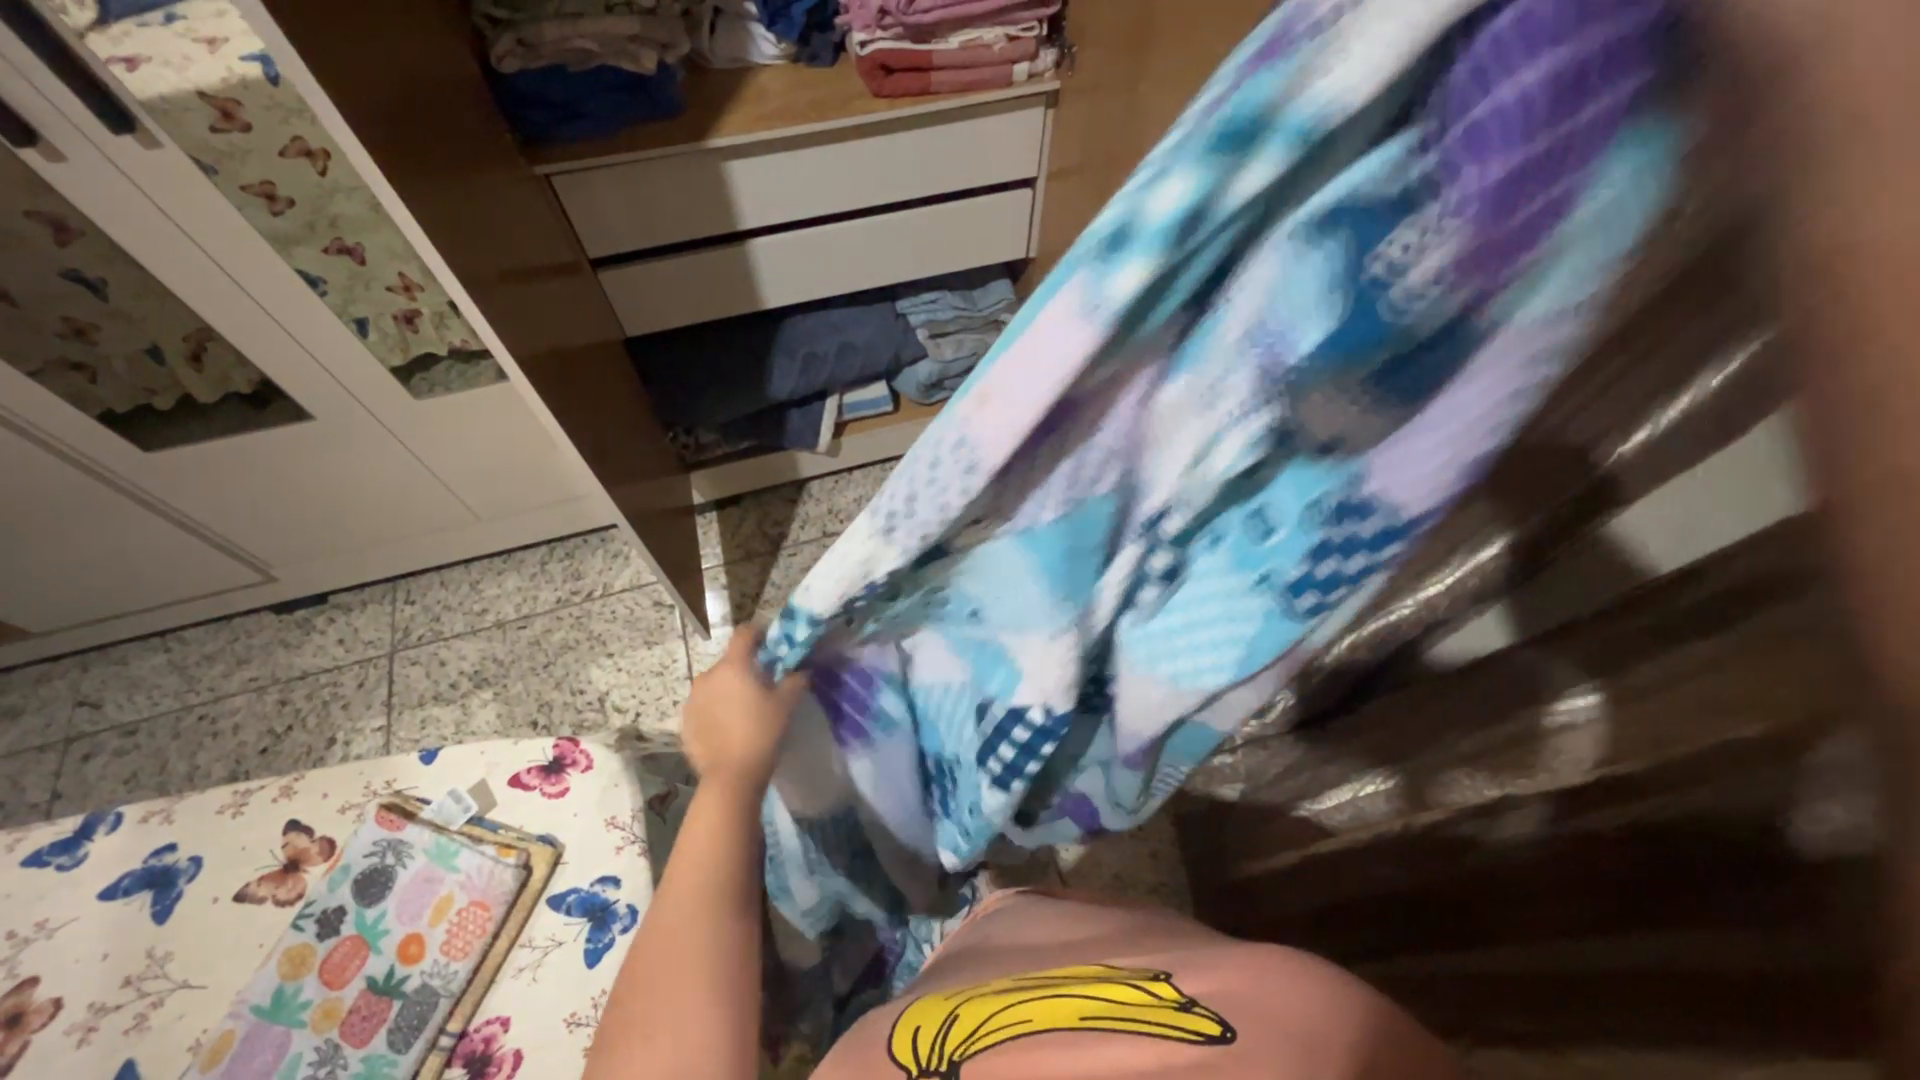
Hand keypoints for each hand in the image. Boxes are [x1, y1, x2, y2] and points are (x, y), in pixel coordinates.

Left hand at [681, 625, 808, 794]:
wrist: (731, 776)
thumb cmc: (762, 734)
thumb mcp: (786, 705)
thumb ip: (795, 680)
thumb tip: (801, 670)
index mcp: (733, 666)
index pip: (744, 634)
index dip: (758, 634)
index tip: (770, 644)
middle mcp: (707, 676)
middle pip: (729, 663)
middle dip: (744, 670)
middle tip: (762, 688)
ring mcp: (692, 699)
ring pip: (714, 686)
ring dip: (727, 691)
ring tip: (743, 712)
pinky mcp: (684, 721)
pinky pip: (703, 707)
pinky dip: (715, 711)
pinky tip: (728, 730)